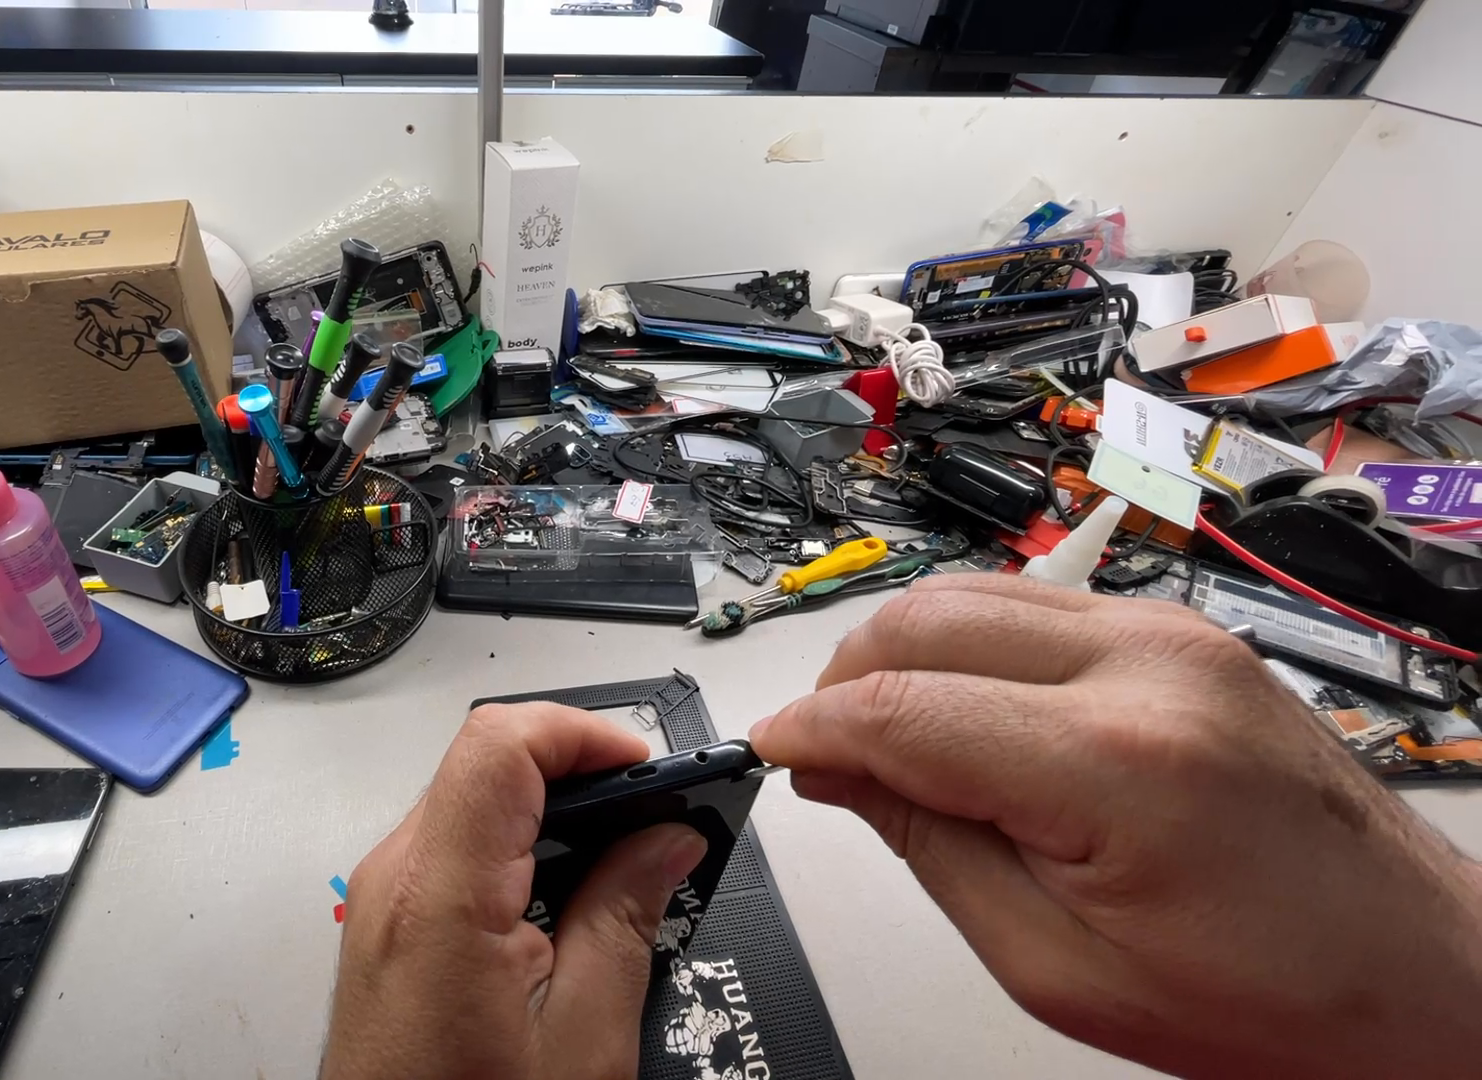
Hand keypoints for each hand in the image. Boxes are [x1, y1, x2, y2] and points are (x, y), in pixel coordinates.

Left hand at [322, 702, 707, 1079]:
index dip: (576, 732)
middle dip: (574, 763)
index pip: (498, 746)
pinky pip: (458, 830)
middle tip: (644, 808)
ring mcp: (385, 888)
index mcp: (439, 897)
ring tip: (614, 843)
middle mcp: (396, 874)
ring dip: (548, 797)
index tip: (639, 765)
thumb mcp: (580, 1042)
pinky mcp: (389, 907)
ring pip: (474, 787)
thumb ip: (624, 920)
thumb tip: (667, 838)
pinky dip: (517, 830)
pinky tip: (561, 877)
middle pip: (487, 757)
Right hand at [750, 573, 1481, 1079]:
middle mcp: (1143, 665)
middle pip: (915, 625)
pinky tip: (941, 695)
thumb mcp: (1048, 960)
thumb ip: (919, 843)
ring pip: (950, 596)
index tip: (772, 747)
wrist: (1431, 980)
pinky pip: (1004, 599)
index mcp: (1120, 767)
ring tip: (879, 727)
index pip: (901, 710)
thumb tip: (830, 767)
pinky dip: (943, 639)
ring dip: (886, 654)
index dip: (812, 727)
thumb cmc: (1265, 1004)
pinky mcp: (1158, 625)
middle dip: (840, 683)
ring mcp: (1158, 630)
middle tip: (824, 748)